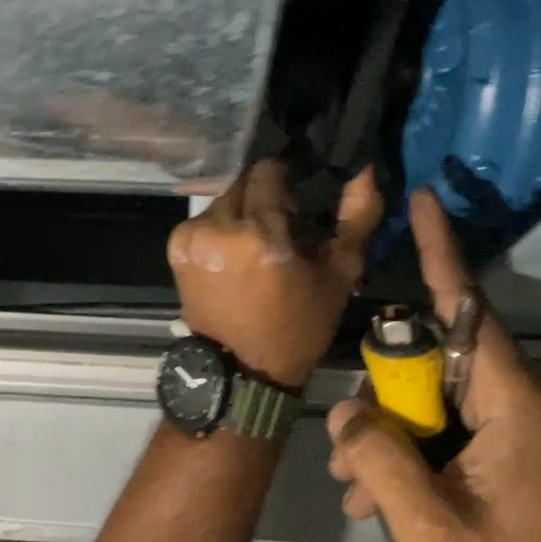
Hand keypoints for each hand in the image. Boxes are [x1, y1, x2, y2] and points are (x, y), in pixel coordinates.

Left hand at [168, 161, 381, 389]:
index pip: (267, 172)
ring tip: (258, 244)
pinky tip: (235, 256)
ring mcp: (192, 236)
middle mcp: (220, 227)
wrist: (241, 371)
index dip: (286, 178)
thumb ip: (356, 218)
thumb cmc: (297, 327)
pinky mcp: (176, 247)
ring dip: (241, 212)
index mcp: (261, 234)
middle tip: (282, 225)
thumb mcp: (338, 276)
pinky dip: (221, 229)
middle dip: (263, 197)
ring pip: (223, 201)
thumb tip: (364, 171)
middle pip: (243, 184)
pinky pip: (204, 220)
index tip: (298, 198)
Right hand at [326, 190, 540, 541]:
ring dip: (391, 437)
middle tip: (347, 450)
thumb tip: (346, 408)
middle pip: (433, 363)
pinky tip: (380, 501)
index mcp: (515, 405)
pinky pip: (451, 434)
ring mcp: (521, 435)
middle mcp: (522, 405)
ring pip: (435, 403)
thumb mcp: (432, 528)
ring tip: (360, 492)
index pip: (468, 307)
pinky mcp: (516, 461)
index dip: (441, 249)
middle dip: (383, 397)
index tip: (422, 197)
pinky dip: (412, 458)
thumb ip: (379, 456)